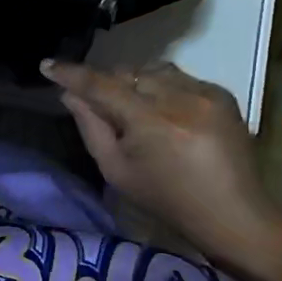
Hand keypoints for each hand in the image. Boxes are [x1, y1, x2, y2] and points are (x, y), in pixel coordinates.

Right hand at [42, 60, 281, 277]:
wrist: (235, 215)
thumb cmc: (168, 200)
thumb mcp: (117, 171)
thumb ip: (91, 128)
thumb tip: (70, 95)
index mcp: (151, 121)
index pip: (101, 86)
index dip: (71, 74)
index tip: (47, 65)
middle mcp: (179, 98)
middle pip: (126, 73)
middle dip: (106, 82)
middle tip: (95, 102)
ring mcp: (205, 92)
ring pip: (152, 70)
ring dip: (134, 81)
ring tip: (130, 105)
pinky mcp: (222, 93)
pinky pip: (178, 77)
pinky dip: (162, 87)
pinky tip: (163, 111)